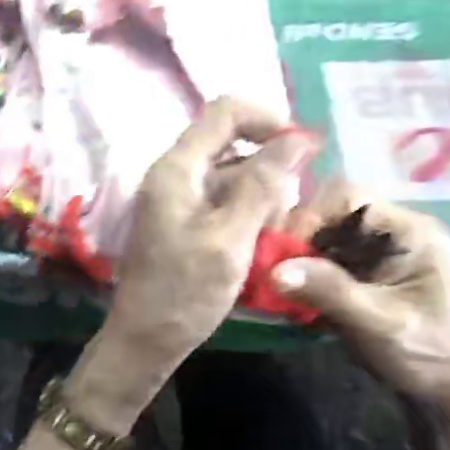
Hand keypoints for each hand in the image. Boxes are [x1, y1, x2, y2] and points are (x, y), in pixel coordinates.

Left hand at [94, 99, 316, 386]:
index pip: (224, 111)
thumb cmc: (185, 291)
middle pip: (233, 144)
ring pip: (234, 175)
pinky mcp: (186, 220)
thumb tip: (299, 137)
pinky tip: (259, 245)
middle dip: (269, 171)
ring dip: (262, 198)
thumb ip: (263, 183)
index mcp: (176, 168)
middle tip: (281, 215)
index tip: (303, 151)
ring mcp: (179, 198)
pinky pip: (226, 201)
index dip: (268, 120)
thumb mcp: (232, 236)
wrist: (147, 337)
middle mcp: (174, 174)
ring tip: (268, 238)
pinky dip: (248, 215)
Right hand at [273, 185, 449, 413]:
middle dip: (297, 241)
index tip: (280, 249)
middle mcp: (391, 234)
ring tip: (273, 286)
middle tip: (270, 269)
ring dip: (294, 261)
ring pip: (320, 240)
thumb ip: (329, 292)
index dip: (309, 217)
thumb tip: (274, 270)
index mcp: (409, 232)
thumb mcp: (379, 323)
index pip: (348, 198)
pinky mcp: (360, 278)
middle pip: (329, 216)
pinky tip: (287, 299)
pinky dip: (300, 278)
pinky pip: (320, 264)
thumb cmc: (430, 354)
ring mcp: (374, 257)